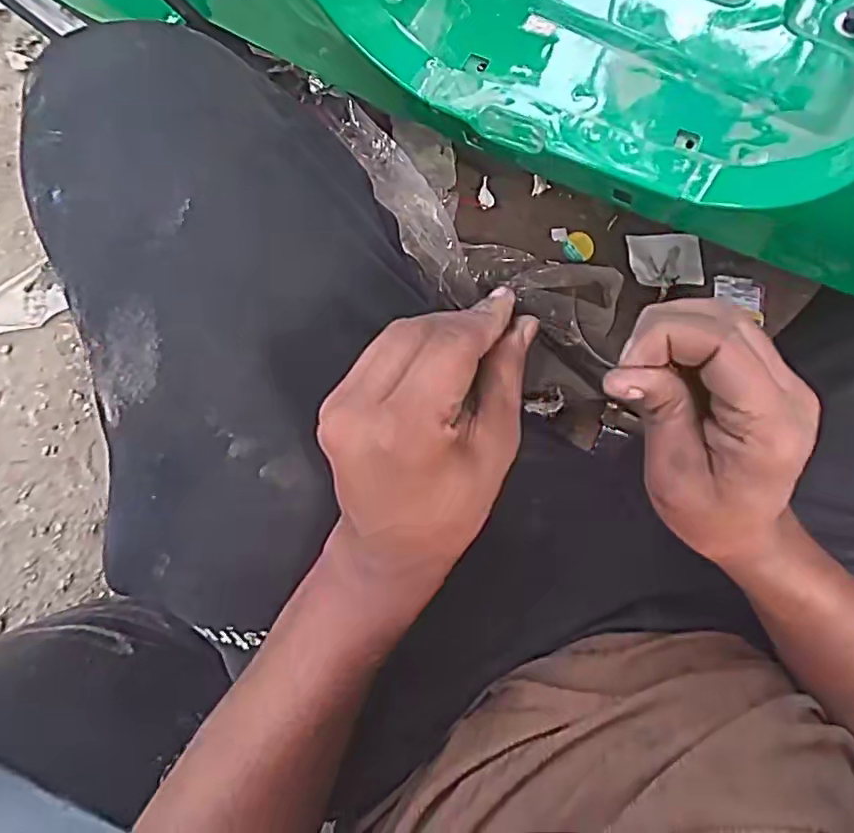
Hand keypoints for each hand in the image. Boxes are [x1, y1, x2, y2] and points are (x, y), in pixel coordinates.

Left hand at [317, 288, 536, 586]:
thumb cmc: (449, 513)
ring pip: (396, 333)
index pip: (448, 345)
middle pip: (419, 332)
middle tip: (498, 325)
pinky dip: (415, 342)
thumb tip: (520, 327)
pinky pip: (380, 350)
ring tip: (474, 340)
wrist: (387, 549)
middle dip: (463, 322)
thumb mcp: (495, 449)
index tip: (509, 304)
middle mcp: (361, 408)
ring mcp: (339, 403)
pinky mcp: (333, 401)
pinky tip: (440, 355)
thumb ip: (504, 380)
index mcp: (405, 427)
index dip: (483, 319)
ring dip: (439, 328)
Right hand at [603, 299, 819, 567]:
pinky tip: (668, 361)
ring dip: (674, 326)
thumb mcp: (673, 476)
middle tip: (631, 364)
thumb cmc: (712, 517)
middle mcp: (789, 390)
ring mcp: (786, 378)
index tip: (627, 366)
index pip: (722, 341)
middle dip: (664, 327)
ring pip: (725, 316)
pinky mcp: (772, 373)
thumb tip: (623, 371)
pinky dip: (688, 335)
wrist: (750, 531)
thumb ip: (660, 411)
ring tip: (646, 362)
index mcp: (771, 421)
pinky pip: (727, 332)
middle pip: (724, 319)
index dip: (665, 336)